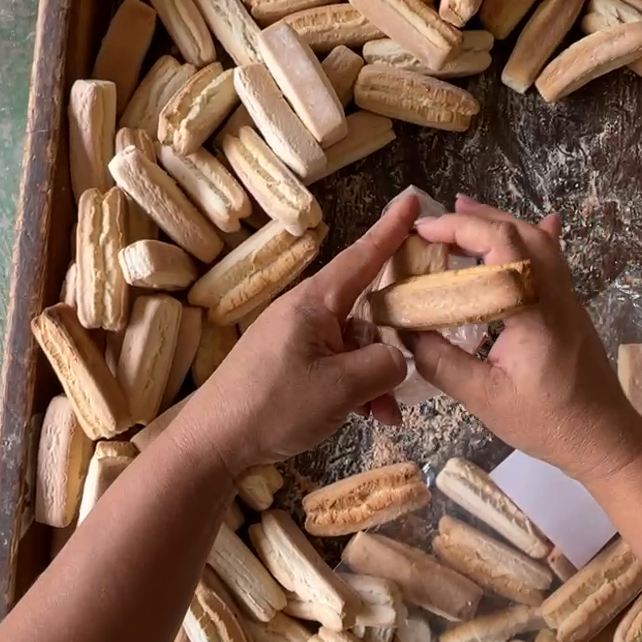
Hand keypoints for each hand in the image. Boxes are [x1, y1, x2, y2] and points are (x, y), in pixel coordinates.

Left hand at [168, 196, 417, 479]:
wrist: (214, 441)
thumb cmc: (275, 405)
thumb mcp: (341, 388)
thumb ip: (383, 365)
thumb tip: (399, 357)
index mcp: (315, 302)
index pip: (362, 256)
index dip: (391, 229)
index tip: (414, 199)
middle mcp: (306, 311)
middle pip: (367, 306)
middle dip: (397, 333)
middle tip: (427, 340)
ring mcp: (297, 336)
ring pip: (355, 342)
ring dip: (377, 373)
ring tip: (388, 411)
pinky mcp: (290, 361)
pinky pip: (337, 362)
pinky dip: (357, 384)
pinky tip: (370, 415)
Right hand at [408, 197, 641, 482]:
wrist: (606, 440)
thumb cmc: (549, 422)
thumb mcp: (485, 398)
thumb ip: (441, 363)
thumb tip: (405, 333)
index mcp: (533, 309)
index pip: (501, 245)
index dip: (460, 228)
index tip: (424, 232)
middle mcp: (555, 292)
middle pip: (520, 231)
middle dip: (475, 219)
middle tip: (435, 225)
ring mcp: (568, 297)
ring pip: (538, 240)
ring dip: (499, 224)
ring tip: (464, 219)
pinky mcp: (570, 308)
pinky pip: (551, 258)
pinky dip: (530, 238)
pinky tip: (531, 227)